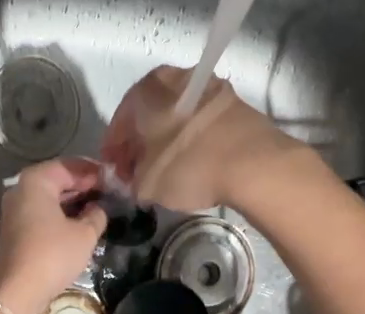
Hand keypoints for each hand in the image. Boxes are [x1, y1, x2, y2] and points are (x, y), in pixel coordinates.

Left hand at [0, 159, 109, 313]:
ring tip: (97, 209)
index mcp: (36, 181)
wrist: (18, 292)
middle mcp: (20, 189)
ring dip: (72, 203)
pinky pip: (41, 214)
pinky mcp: (14, 231)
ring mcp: (14, 211)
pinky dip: (60, 216)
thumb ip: (97, 215)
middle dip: (83, 186)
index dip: (94, 172)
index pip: (70, 166)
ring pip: (49, 199)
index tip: (114, 179)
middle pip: (57, 180)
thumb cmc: (53, 256)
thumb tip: (99, 208)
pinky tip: (78, 224)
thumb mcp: (84, 235)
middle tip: (108, 193)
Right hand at [101, 66, 305, 210]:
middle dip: (140, 143)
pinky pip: (197, 124)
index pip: (122, 118)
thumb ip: (132, 180)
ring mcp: (209, 89)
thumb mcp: (146, 183)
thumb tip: (134, 179)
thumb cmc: (187, 167)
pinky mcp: (233, 106)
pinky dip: (187, 142)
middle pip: (150, 114)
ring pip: (175, 117)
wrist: (252, 164)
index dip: (114, 147)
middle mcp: (177, 79)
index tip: (112, 168)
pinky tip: (188, 166)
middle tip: (135, 170)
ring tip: (162, 171)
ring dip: (164, 142)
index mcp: (148, 90)